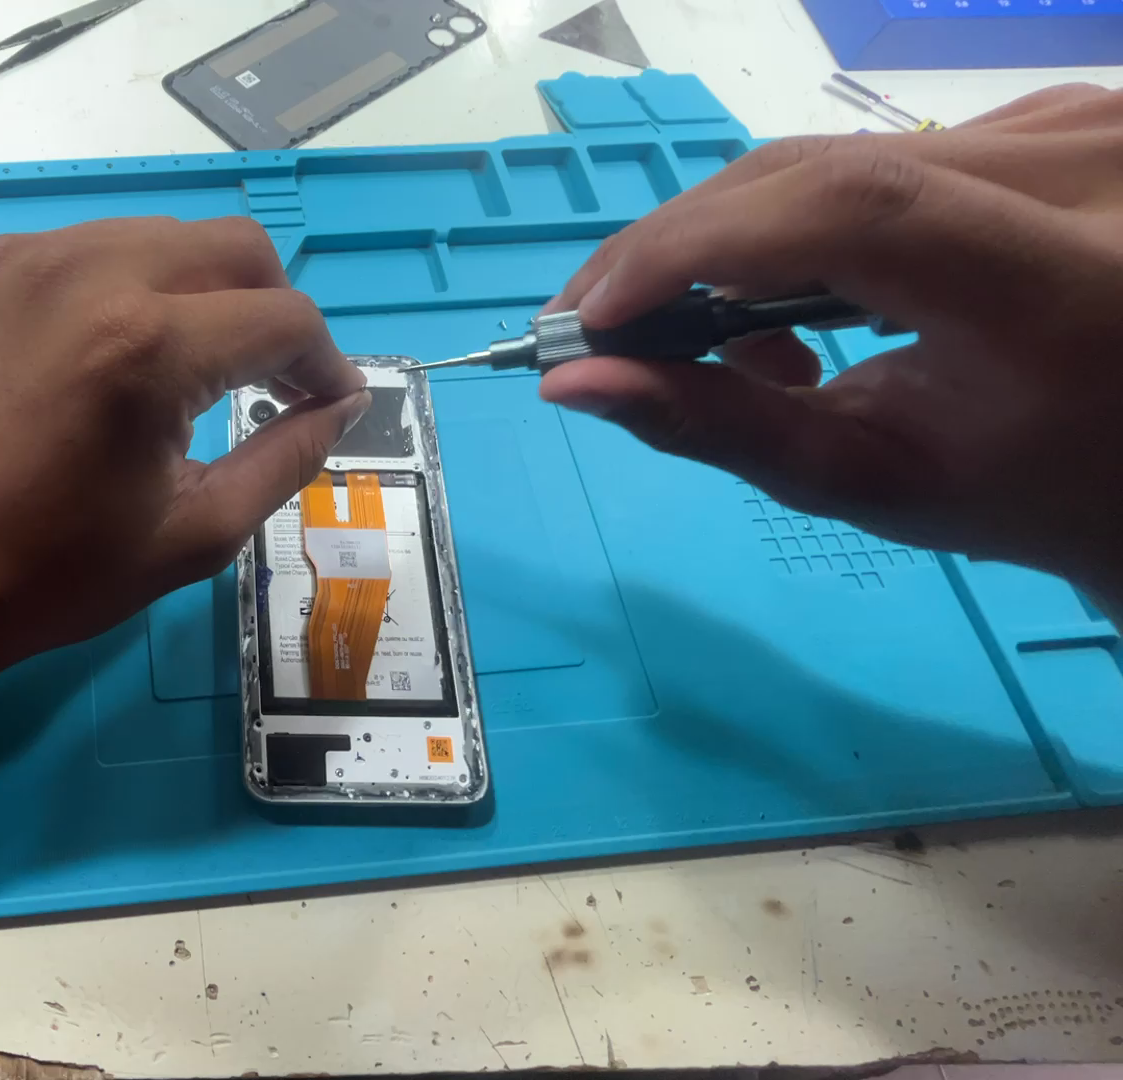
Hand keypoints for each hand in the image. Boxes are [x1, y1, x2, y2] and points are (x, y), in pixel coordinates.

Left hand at [0, 217, 367, 675]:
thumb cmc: (55, 576)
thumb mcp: (197, 532)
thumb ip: (288, 457)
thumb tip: (341, 405)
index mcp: (146, 346)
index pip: (282, 317)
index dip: (324, 361)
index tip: (328, 401)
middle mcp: (85, 270)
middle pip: (232, 247)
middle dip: (271, 310)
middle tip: (269, 380)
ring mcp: (19, 258)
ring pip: (158, 238)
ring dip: (198, 296)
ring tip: (187, 372)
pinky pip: (82, 251)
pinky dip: (119, 293)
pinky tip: (105, 358)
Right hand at [539, 84, 1122, 596]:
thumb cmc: (1012, 487)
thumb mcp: (851, 479)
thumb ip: (707, 426)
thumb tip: (568, 381)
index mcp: (1056, 286)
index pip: (845, 213)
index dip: (691, 250)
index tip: (590, 318)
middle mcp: (1085, 169)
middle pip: (803, 175)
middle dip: (665, 251)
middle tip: (593, 325)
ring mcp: (1074, 125)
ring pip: (813, 163)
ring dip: (715, 248)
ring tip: (705, 339)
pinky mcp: (1047, 117)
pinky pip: (856, 161)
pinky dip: (777, 231)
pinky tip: (789, 299)